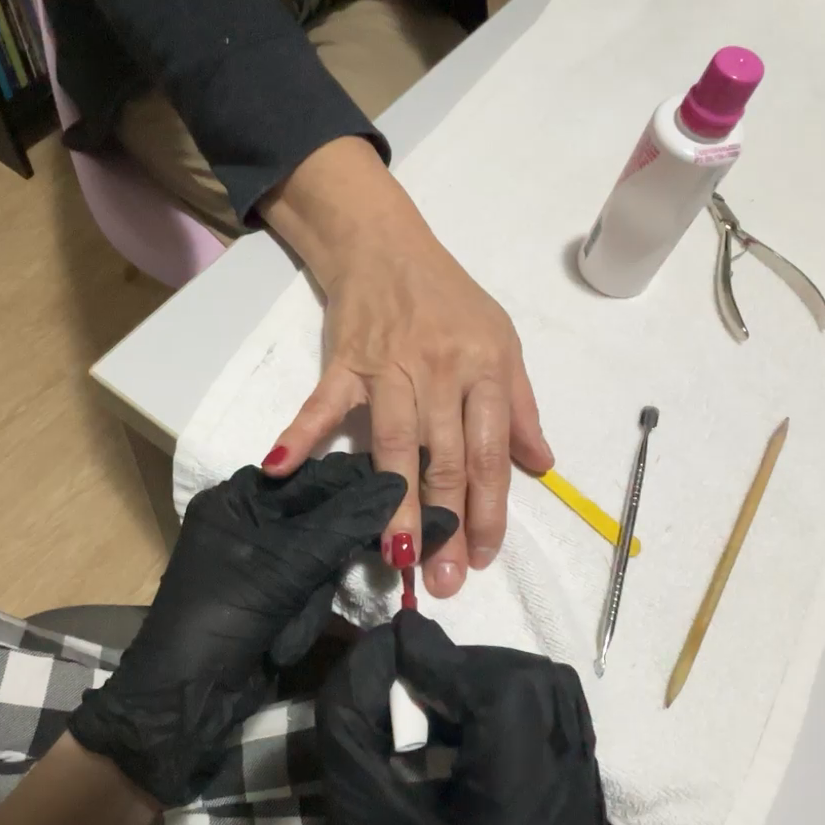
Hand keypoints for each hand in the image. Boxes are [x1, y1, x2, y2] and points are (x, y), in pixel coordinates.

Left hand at [67, 454, 454, 805]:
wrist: (190, 694)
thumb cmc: (224, 614)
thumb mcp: (284, 564)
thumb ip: (341, 524)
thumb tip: (397, 487)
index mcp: (237, 499)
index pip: (310, 475)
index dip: (360, 478)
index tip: (411, 475)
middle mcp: (250, 520)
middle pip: (322, 506)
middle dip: (366, 514)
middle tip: (426, 512)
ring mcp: (265, 559)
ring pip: (327, 539)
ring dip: (358, 545)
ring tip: (414, 535)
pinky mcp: (279, 594)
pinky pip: (319, 574)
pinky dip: (340, 579)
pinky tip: (380, 564)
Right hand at [259, 137, 553, 598]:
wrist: (387, 245)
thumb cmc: (450, 301)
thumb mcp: (502, 343)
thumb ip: (521, 407)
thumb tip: (543, 466)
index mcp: (486, 368)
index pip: (490, 452)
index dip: (489, 509)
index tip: (484, 556)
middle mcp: (440, 371)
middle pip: (444, 458)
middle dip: (446, 524)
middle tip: (443, 579)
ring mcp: (388, 367)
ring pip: (393, 444)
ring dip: (391, 503)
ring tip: (393, 559)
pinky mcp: (343, 362)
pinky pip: (322, 403)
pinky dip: (300, 433)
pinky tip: (281, 469)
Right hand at [317, 610, 611, 824]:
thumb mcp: (348, 784)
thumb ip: (356, 697)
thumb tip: (399, 633)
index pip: (506, 699)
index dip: (450, 660)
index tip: (404, 646)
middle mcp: (570, 819)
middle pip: (540, 685)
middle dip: (473, 667)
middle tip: (425, 680)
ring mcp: (592, 817)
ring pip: (560, 694)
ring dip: (499, 680)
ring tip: (454, 702)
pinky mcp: (595, 811)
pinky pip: (566, 722)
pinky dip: (520, 706)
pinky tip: (483, 728)